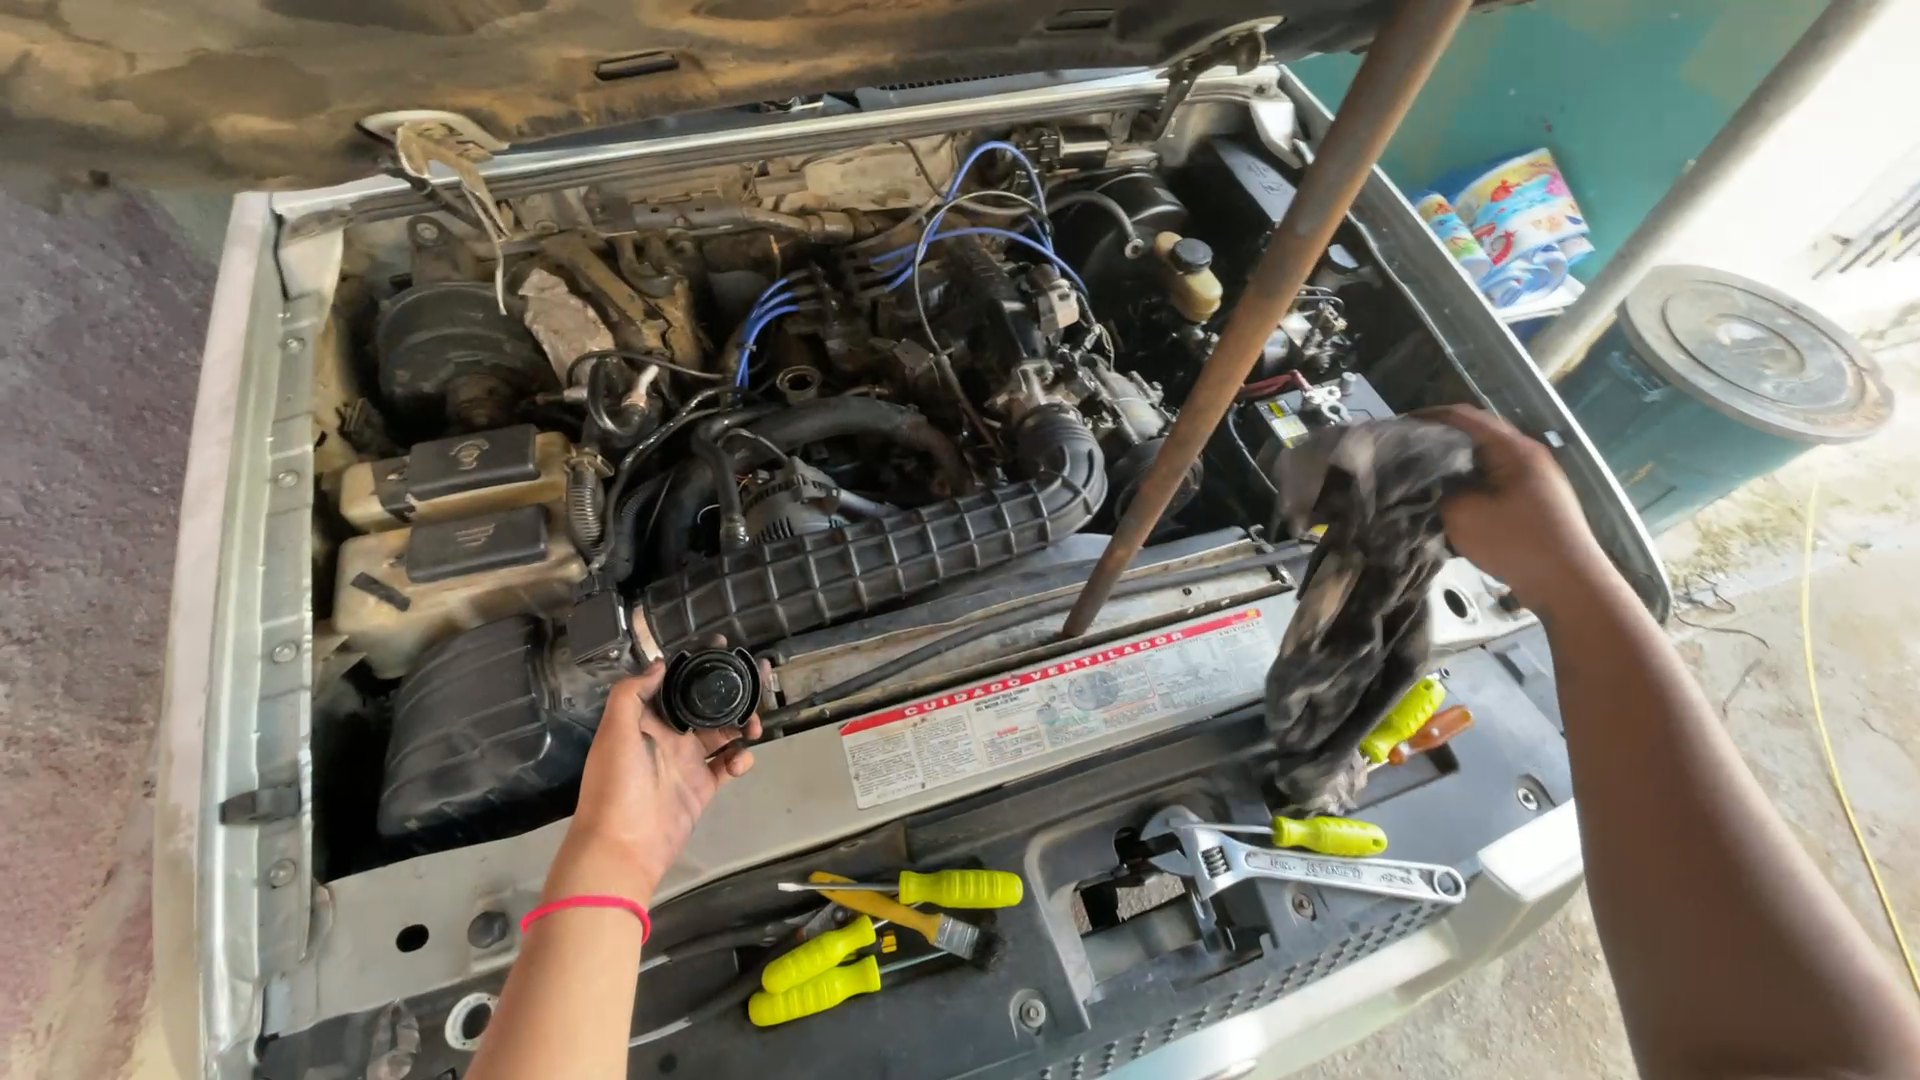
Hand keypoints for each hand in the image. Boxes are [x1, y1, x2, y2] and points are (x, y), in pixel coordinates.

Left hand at [545, 662, 761, 904]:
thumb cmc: (617, 784)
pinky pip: (728, 764)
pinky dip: (740, 759)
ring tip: (755, 727)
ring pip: (724, 732)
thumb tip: (661, 664)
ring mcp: (688, 762)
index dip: (700, 666)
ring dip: (742, 724)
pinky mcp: (703, 786)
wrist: (622, 846)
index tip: (725, 649)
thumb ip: (631, 694)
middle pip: (707, 706)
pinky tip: (740, 761)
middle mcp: (669, 736)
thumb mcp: (615, 732)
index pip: (677, 685)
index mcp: (647, 720)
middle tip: (758, 682)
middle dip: (732, 693)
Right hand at [1420, 405, 1616, 614]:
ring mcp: (1536, 474)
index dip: (1427, 416)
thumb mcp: (1461, 513)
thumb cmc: (1512, 541)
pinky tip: (1451, 489)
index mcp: (1512, 449)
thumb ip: (1439, 487)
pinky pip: (1496, 472)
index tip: (1397, 426)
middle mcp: (1528, 453)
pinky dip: (1470, 474)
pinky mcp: (1535, 494)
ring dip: (1456, 457)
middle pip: (1478, 431)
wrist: (1566, 581)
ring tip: (1423, 468)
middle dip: (1441, 435)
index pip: (1464, 416)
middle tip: (1406, 446)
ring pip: (1487, 453)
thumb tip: (1426, 476)